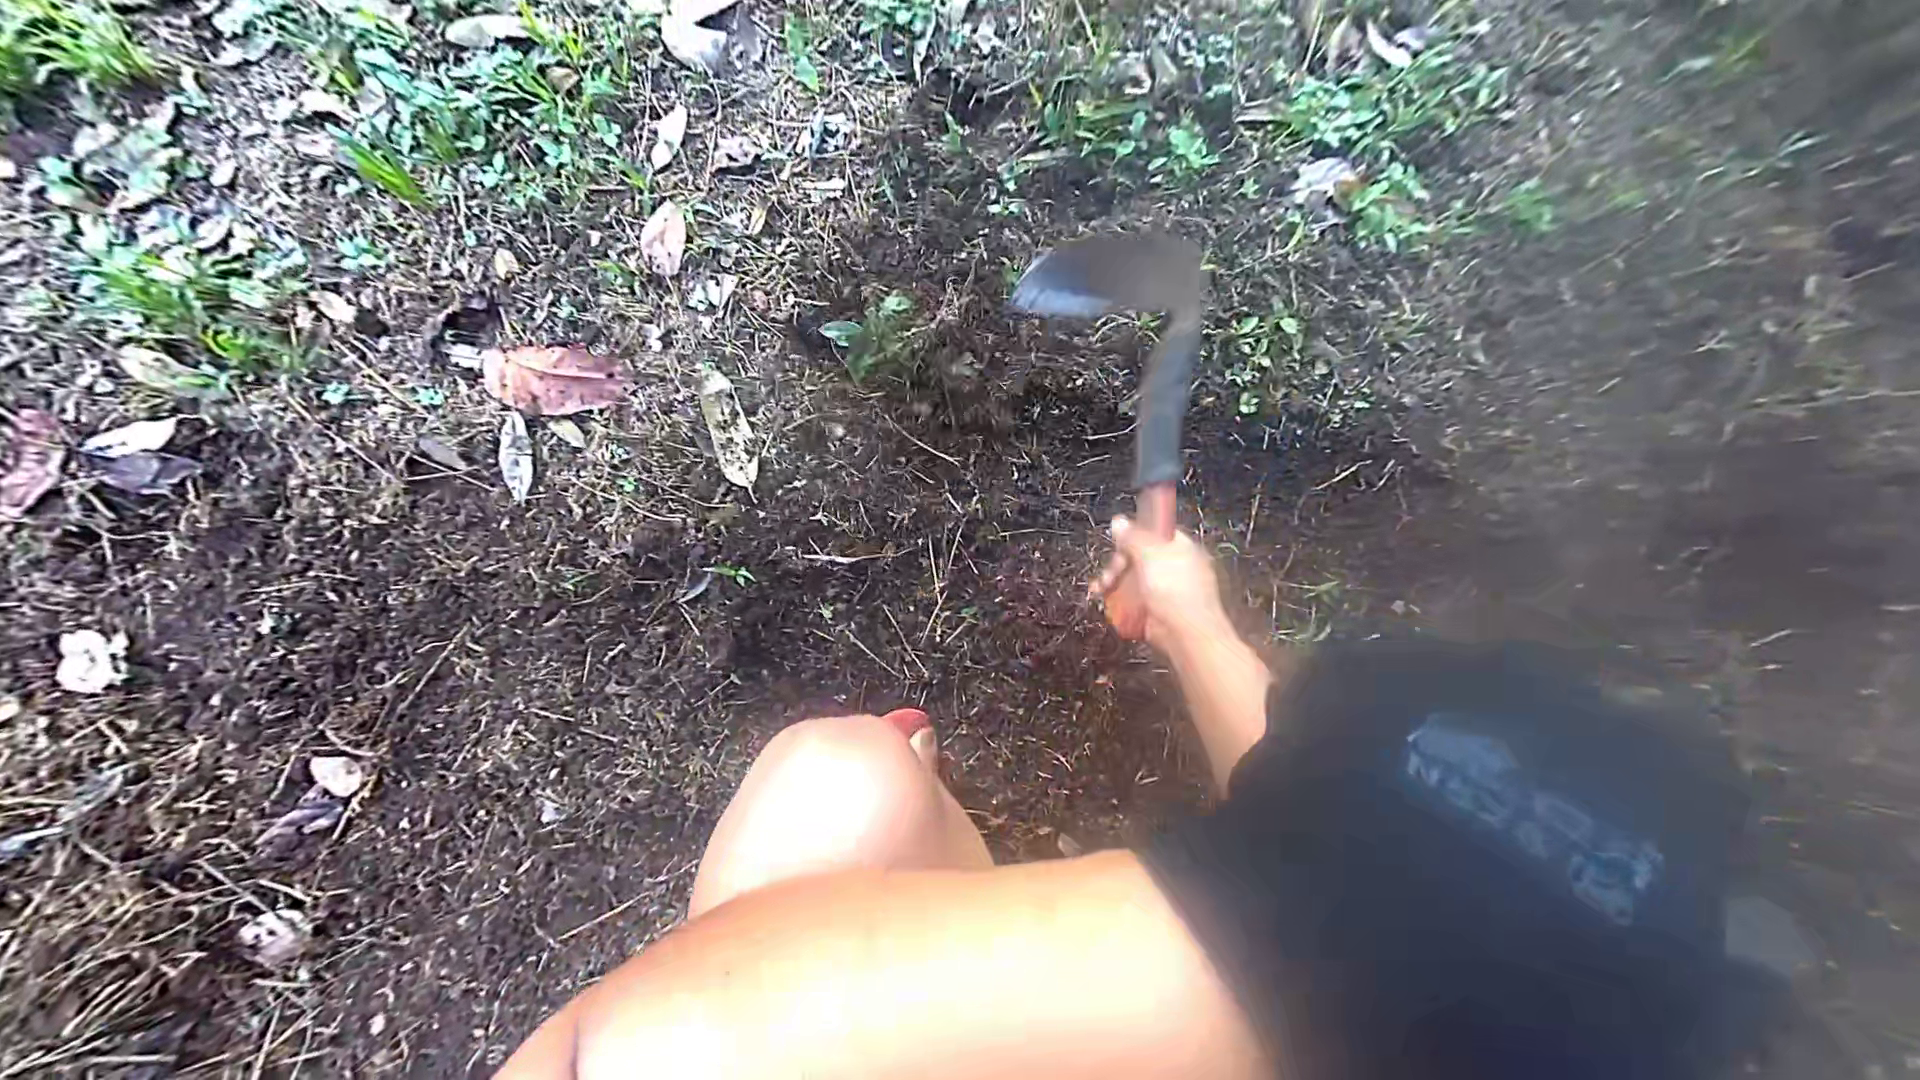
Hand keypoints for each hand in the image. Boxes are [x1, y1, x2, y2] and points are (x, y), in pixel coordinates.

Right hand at [1098, 516, 1230, 654]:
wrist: (1186, 633)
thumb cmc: (1175, 591)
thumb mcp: (1149, 554)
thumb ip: (1131, 537)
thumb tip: (1118, 521)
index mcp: (1180, 548)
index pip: (1154, 534)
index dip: (1134, 537)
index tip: (1118, 545)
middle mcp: (1175, 568)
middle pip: (1139, 558)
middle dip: (1118, 564)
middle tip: (1110, 572)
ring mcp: (1166, 592)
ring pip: (1133, 580)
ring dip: (1113, 582)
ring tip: (1101, 588)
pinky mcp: (1155, 611)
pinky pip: (1133, 601)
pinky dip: (1117, 600)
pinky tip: (1106, 599)